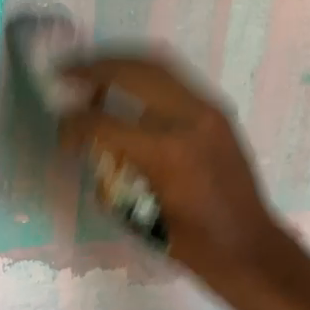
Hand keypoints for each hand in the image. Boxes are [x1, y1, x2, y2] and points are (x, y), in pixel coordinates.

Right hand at [58, 52, 286, 280]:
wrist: (248, 245)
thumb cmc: (191, 243)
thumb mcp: (139, 214)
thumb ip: (112, 172)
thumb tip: (89, 145)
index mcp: (165, 152)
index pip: (104, 122)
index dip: (74, 125)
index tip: (61, 133)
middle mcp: (188, 119)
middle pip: (131, 72)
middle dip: (93, 69)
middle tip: (65, 73)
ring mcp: (207, 111)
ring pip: (156, 66)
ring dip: (120, 65)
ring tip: (93, 72)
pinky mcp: (217, 112)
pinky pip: (174, 80)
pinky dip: (144, 76)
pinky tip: (127, 87)